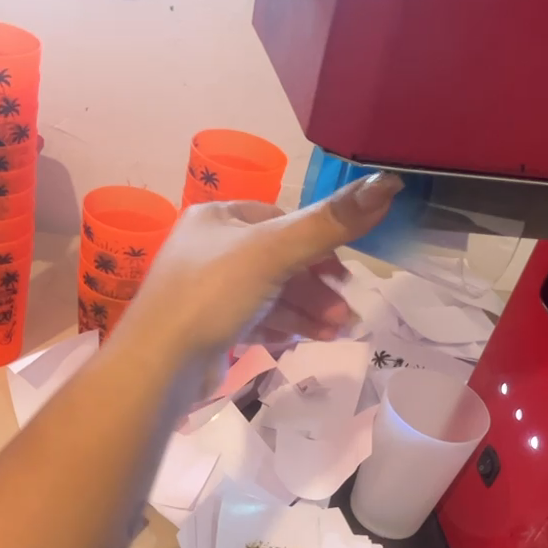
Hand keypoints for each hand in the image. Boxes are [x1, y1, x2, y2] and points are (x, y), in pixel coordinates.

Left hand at [117, 173, 399, 360]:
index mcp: (218, 217)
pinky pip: (255, 319)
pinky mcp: (208, 327)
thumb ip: (329, 222)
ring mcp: (207, 290)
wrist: (159, 365)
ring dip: (307, 311)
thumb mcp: (274, 251)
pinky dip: (283, 327)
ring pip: (270, 294)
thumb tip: (388, 182)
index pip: (280, 220)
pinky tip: (302, 341)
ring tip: (338, 332)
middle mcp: (210, 248)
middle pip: (279, 261)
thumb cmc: (212, 295)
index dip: (318, 243)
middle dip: (317, 287)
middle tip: (347, 313)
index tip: (345, 271)